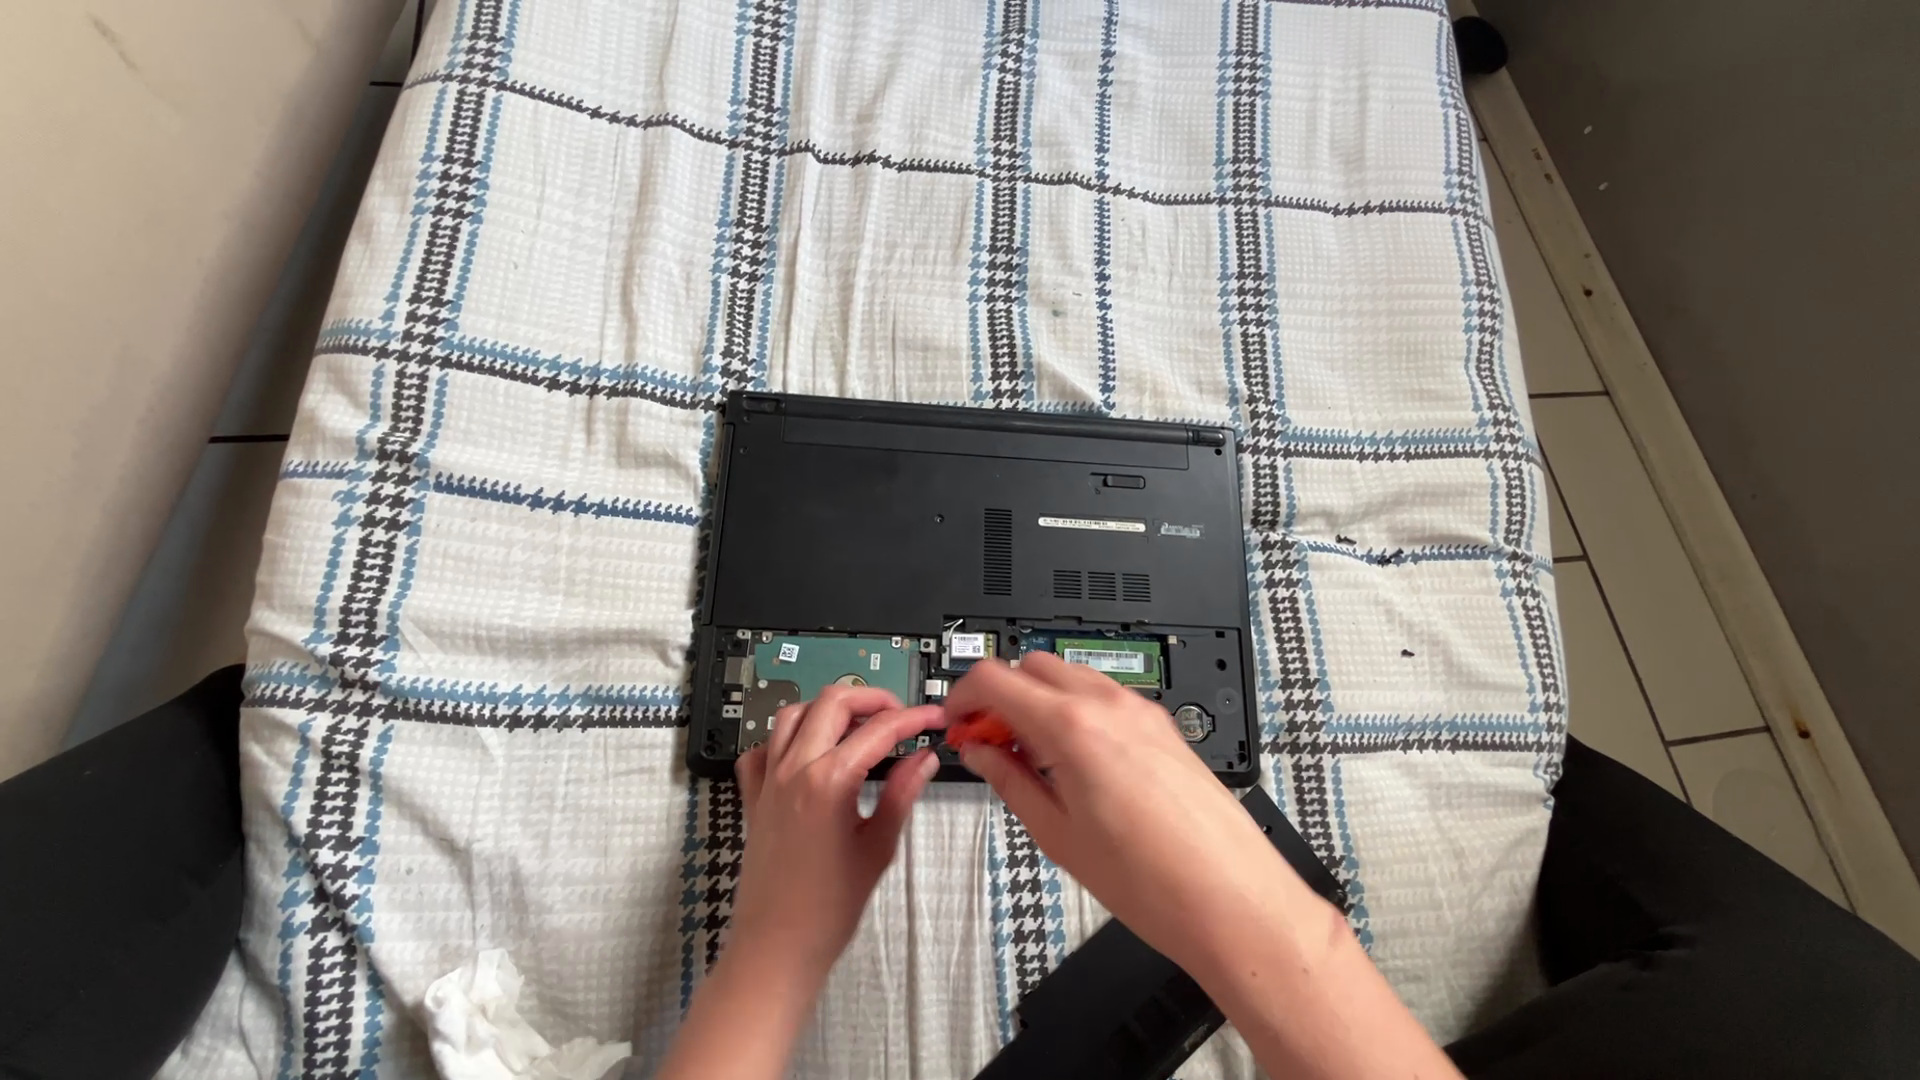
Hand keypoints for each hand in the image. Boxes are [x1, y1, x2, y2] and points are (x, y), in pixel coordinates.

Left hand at [728, 686, 943, 988]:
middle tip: (899, 718)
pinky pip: (762, 747)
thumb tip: (925, 757)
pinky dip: (786, 738)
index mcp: (830, 780)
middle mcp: (794, 767)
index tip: (936, 718)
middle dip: (871, 699)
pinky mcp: (751, 795)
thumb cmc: (834, 905)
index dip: (914, 718)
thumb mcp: (879, 847)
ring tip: (857, 727)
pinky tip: (808, 754)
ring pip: (793, 713)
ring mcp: (767, 778)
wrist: (777, 946)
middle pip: (832, 701)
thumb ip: (902, 794)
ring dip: (828, 710)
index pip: (879, 730)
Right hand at [942, 654, 1324, 982]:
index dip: (962, 697)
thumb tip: (981, 753)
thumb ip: (1008, 780)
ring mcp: (1141, 712)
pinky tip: (1072, 759)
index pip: (994, 679)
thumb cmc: (1156, 881)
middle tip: (988, 740)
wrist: (1232, 900)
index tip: (958, 722)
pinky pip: (1104, 696)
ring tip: (1030, 756)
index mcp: (1073, 728)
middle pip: (1030, 665)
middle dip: (999, 695)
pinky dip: (1074, 710)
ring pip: (1068, 675)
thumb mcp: (1057, 834)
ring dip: (1038, 699)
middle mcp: (1109, 706)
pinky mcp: (1162, 726)